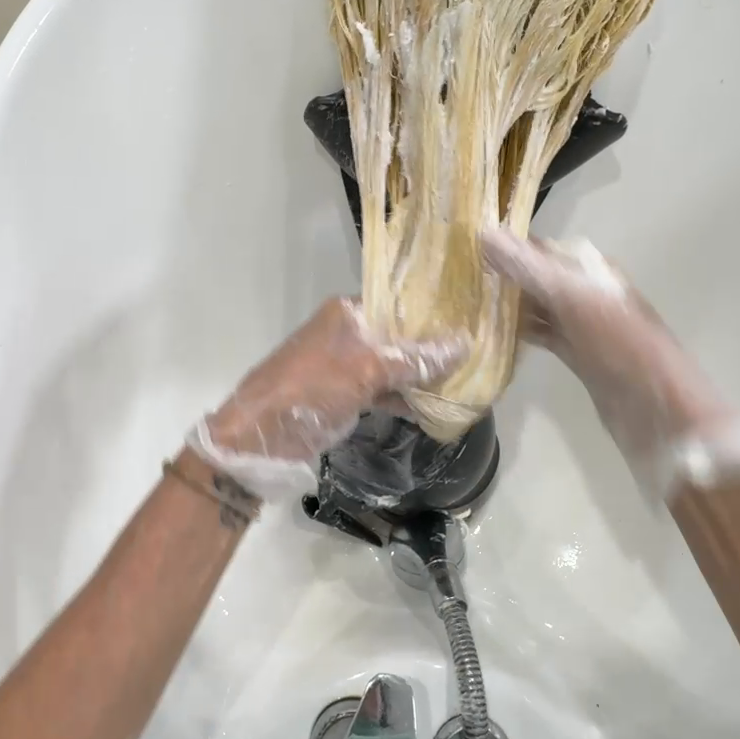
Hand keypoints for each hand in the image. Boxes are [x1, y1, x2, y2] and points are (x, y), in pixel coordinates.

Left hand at [187, 297, 468, 501]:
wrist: (259, 435)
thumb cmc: (311, 388)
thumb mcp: (366, 370)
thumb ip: (414, 359)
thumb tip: (464, 344)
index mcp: (348, 313)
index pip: (400, 303)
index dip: (433, 313)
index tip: (472, 321)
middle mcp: (348, 333)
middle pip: (399, 336)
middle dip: (433, 348)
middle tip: (479, 354)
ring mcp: (345, 366)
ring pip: (393, 366)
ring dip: (422, 377)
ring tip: (467, 383)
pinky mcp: (344, 396)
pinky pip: (382, 391)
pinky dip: (404, 398)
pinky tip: (435, 409)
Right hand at [480, 228, 739, 502]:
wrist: (659, 410)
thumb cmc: (621, 346)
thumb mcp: (573, 299)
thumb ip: (528, 268)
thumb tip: (483, 232)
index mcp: (589, 269)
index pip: (537, 246)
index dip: (502, 244)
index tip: (460, 245)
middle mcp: (584, 291)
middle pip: (533, 275)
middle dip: (498, 274)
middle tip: (451, 276)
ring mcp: (580, 325)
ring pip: (534, 305)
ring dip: (504, 304)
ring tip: (460, 303)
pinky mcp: (576, 354)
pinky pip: (539, 334)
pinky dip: (516, 331)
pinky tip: (489, 334)